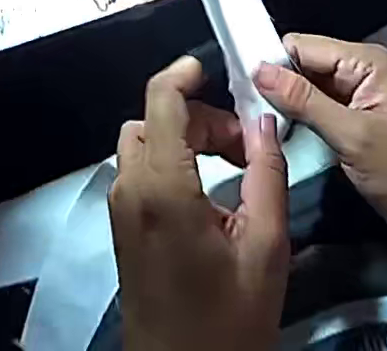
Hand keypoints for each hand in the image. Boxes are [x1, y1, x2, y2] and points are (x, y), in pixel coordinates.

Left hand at [110, 55, 289, 350]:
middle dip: (199, 118)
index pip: (161, 101)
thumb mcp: (264, 249)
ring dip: (182, 136)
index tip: (207, 67)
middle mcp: (130, 184)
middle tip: (244, 147)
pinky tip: (205, 184)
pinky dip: (169, 156)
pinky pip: (140, 166)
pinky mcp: (121, 219)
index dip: (181, 74)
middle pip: (155, 119)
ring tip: (229, 164)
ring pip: (143, 140)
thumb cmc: (227, 320)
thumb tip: (264, 125)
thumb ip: (266, 176)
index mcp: (162, 185)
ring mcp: (120, 202)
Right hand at [253, 34, 386, 266]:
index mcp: (366, 62)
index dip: (272, 63)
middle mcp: (360, 71)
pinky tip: (280, 130)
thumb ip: (303, 99)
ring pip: (305, 86)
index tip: (242, 85)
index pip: (301, 46)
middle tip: (247, 108)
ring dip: (285, 102)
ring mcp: (358, 97)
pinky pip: (316, 108)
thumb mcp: (354, 138)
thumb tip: (257, 68)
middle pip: (301, 64)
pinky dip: (299, 118)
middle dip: (276, 83)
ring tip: (257, 120)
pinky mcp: (355, 122)